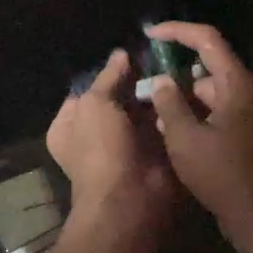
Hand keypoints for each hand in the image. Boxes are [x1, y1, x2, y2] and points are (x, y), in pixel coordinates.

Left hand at [47, 49, 170, 215]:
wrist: (130, 198)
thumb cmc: (100, 146)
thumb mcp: (95, 103)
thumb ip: (108, 77)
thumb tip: (120, 54)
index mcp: (68, 125)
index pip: (85, 91)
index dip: (105, 74)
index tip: (129, 55)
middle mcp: (92, 136)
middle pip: (116, 100)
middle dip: (135, 83)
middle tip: (158, 58)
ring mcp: (123, 146)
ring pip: (140, 112)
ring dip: (155, 96)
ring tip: (174, 67)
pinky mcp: (151, 154)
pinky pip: (159, 126)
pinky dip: (170, 113)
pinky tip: (184, 89)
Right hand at [145, 22, 252, 244]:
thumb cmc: (223, 178)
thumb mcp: (185, 140)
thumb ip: (169, 103)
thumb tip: (162, 80)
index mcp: (239, 85)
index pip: (208, 40)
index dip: (177, 32)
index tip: (150, 34)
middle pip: (210, 70)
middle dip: (178, 78)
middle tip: (148, 93)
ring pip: (216, 95)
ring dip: (189, 102)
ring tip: (160, 122)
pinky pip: (226, 113)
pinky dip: (204, 118)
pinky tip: (181, 139)